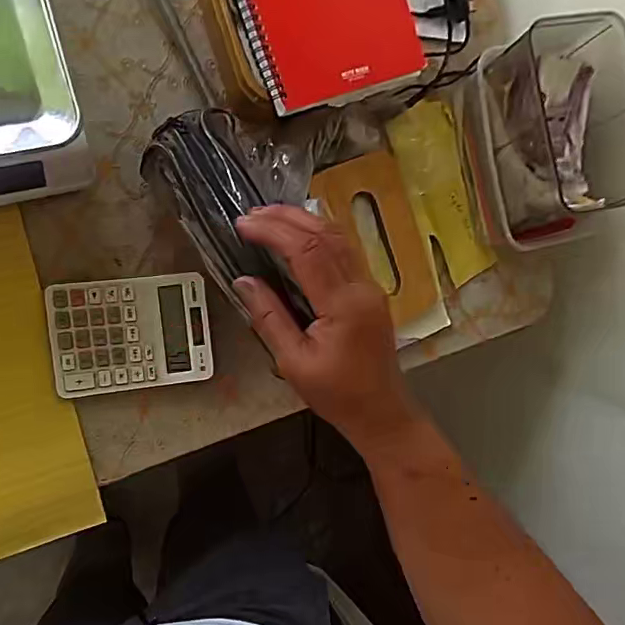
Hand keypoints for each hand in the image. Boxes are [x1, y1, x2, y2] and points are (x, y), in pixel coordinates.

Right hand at [233, 204, 425, 451]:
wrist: (380, 411)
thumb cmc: (337, 395)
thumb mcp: (293, 363)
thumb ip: (269, 318)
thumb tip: (244, 282)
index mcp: (343, 306)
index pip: (307, 251)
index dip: (273, 232)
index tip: (244, 225)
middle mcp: (362, 288)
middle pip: (326, 234)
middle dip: (287, 217)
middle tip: (252, 213)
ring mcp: (370, 287)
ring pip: (340, 238)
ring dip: (304, 221)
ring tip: (270, 216)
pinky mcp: (369, 292)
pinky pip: (345, 252)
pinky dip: (319, 236)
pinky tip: (299, 234)